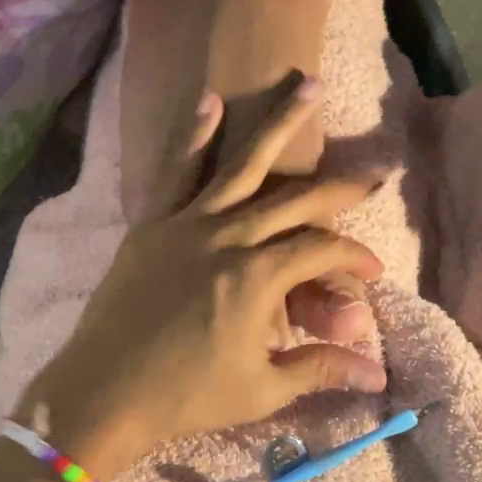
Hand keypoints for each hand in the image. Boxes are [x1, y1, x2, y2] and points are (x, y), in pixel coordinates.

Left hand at [24, 78, 387, 472]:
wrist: (104, 391)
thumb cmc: (185, 396)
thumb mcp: (261, 389)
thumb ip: (318, 367)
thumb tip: (377, 373)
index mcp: (257, 277)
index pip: (322, 251)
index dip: (354, 258)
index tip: (371, 273)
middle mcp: (226, 238)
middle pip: (295, 199)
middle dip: (339, 187)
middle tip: (374, 172)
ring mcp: (184, 225)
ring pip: (240, 165)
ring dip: (277, 124)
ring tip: (306, 85)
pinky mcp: (149, 226)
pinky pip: (174, 172)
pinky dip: (193, 135)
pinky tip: (211, 101)